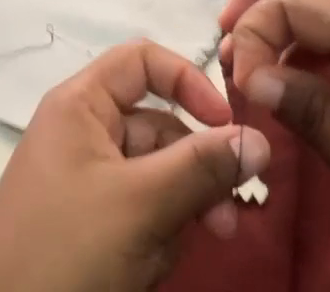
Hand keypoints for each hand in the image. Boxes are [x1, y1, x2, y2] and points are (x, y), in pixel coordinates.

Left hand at [0, 40, 271, 291]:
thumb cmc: (68, 247)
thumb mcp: (141, 203)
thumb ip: (202, 167)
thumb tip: (261, 139)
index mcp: (80, 104)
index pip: (142, 61)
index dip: (188, 82)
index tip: (229, 125)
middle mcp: (82, 131)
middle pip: (158, 126)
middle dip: (194, 170)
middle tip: (228, 218)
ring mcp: (86, 178)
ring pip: (156, 175)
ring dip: (177, 211)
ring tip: (166, 253)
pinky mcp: (91, 221)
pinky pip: (142, 211)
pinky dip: (156, 235)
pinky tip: (148, 268)